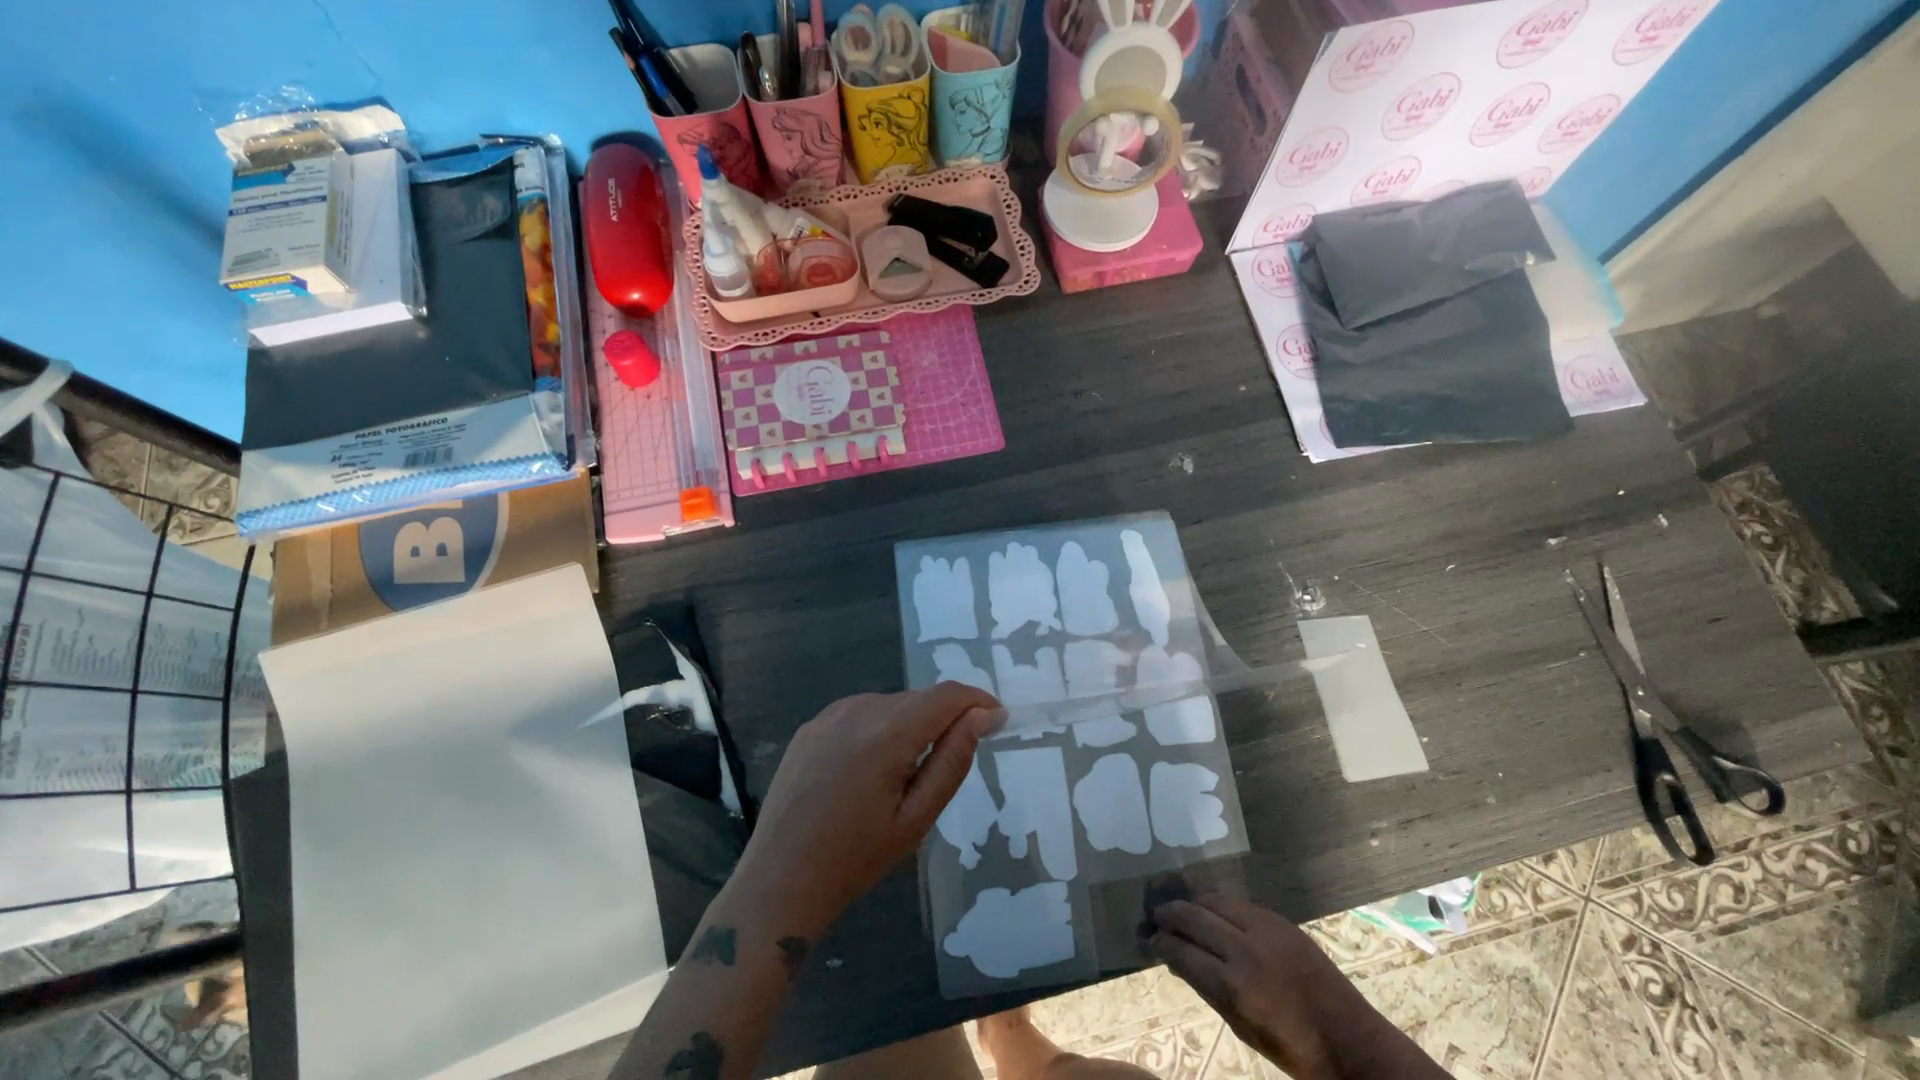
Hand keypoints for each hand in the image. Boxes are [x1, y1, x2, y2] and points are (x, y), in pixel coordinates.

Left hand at [732, 683, 1001, 934]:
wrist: (781, 879)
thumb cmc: (856, 858)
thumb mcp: (917, 818)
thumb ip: (952, 761)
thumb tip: (982, 716)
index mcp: (887, 733)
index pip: (946, 696)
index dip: (978, 701)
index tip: (999, 720)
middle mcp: (857, 710)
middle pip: (918, 699)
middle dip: (946, 717)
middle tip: (958, 757)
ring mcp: (827, 716)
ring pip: (889, 704)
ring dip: (912, 723)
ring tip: (911, 772)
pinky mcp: (809, 728)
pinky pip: (859, 714)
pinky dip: (880, 728)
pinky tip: (872, 769)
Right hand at [1150, 896, 1441, 1079]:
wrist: (1348, 1038)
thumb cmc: (1290, 1046)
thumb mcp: (1239, 1026)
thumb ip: (1206, 987)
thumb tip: (1177, 957)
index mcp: (1233, 987)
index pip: (1181, 951)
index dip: (1159, 943)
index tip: (1148, 940)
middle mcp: (1246, 951)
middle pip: (1193, 917)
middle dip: (1169, 915)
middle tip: (1154, 918)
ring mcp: (1267, 931)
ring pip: (1215, 901)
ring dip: (1193, 904)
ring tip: (1179, 911)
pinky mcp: (1283, 922)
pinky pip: (1240, 903)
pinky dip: (1219, 904)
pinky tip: (1212, 911)